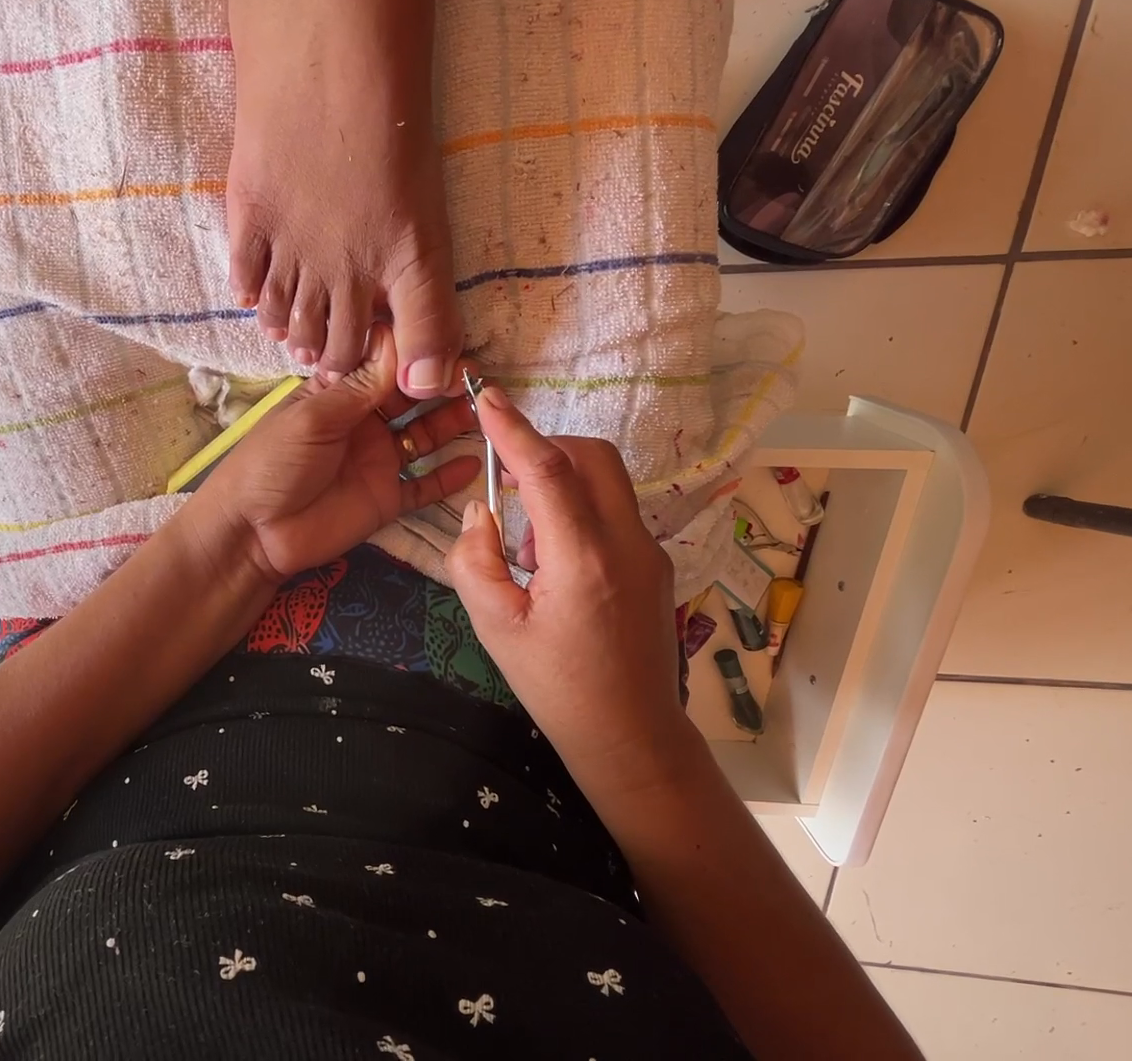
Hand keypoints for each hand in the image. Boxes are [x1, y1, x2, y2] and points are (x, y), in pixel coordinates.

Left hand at [187, 327, 480, 581]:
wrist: (253, 533)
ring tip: (486, 413)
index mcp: (340, 395)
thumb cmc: (272, 464)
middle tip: (479, 377)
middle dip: (444, 386)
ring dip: (453, 424)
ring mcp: (378, 462)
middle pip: (413, 399)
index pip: (386, 366)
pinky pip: (424, 486)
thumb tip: (396, 338)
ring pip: (425, 438)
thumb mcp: (312, 418)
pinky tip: (474, 463)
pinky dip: (448, 476)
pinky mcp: (386, 499)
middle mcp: (364, 424)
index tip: (451, 343)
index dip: (417, 355)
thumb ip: (358, 386)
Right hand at [445, 386, 682, 748]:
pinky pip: (613, 512)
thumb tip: (480, 514)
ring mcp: (650, 552)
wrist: (630, 735)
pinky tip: (554, 567)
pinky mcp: (656, 565)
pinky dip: (578, 513)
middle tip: (506, 481)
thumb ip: (476, 560)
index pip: (548, 471)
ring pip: (606, 481)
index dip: (514, 429)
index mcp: (583, 560)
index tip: (488, 397)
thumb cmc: (555, 687)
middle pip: (592, 456)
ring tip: (528, 550)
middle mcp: (627, 544)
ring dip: (560, 486)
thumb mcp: (494, 626)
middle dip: (546, 447)